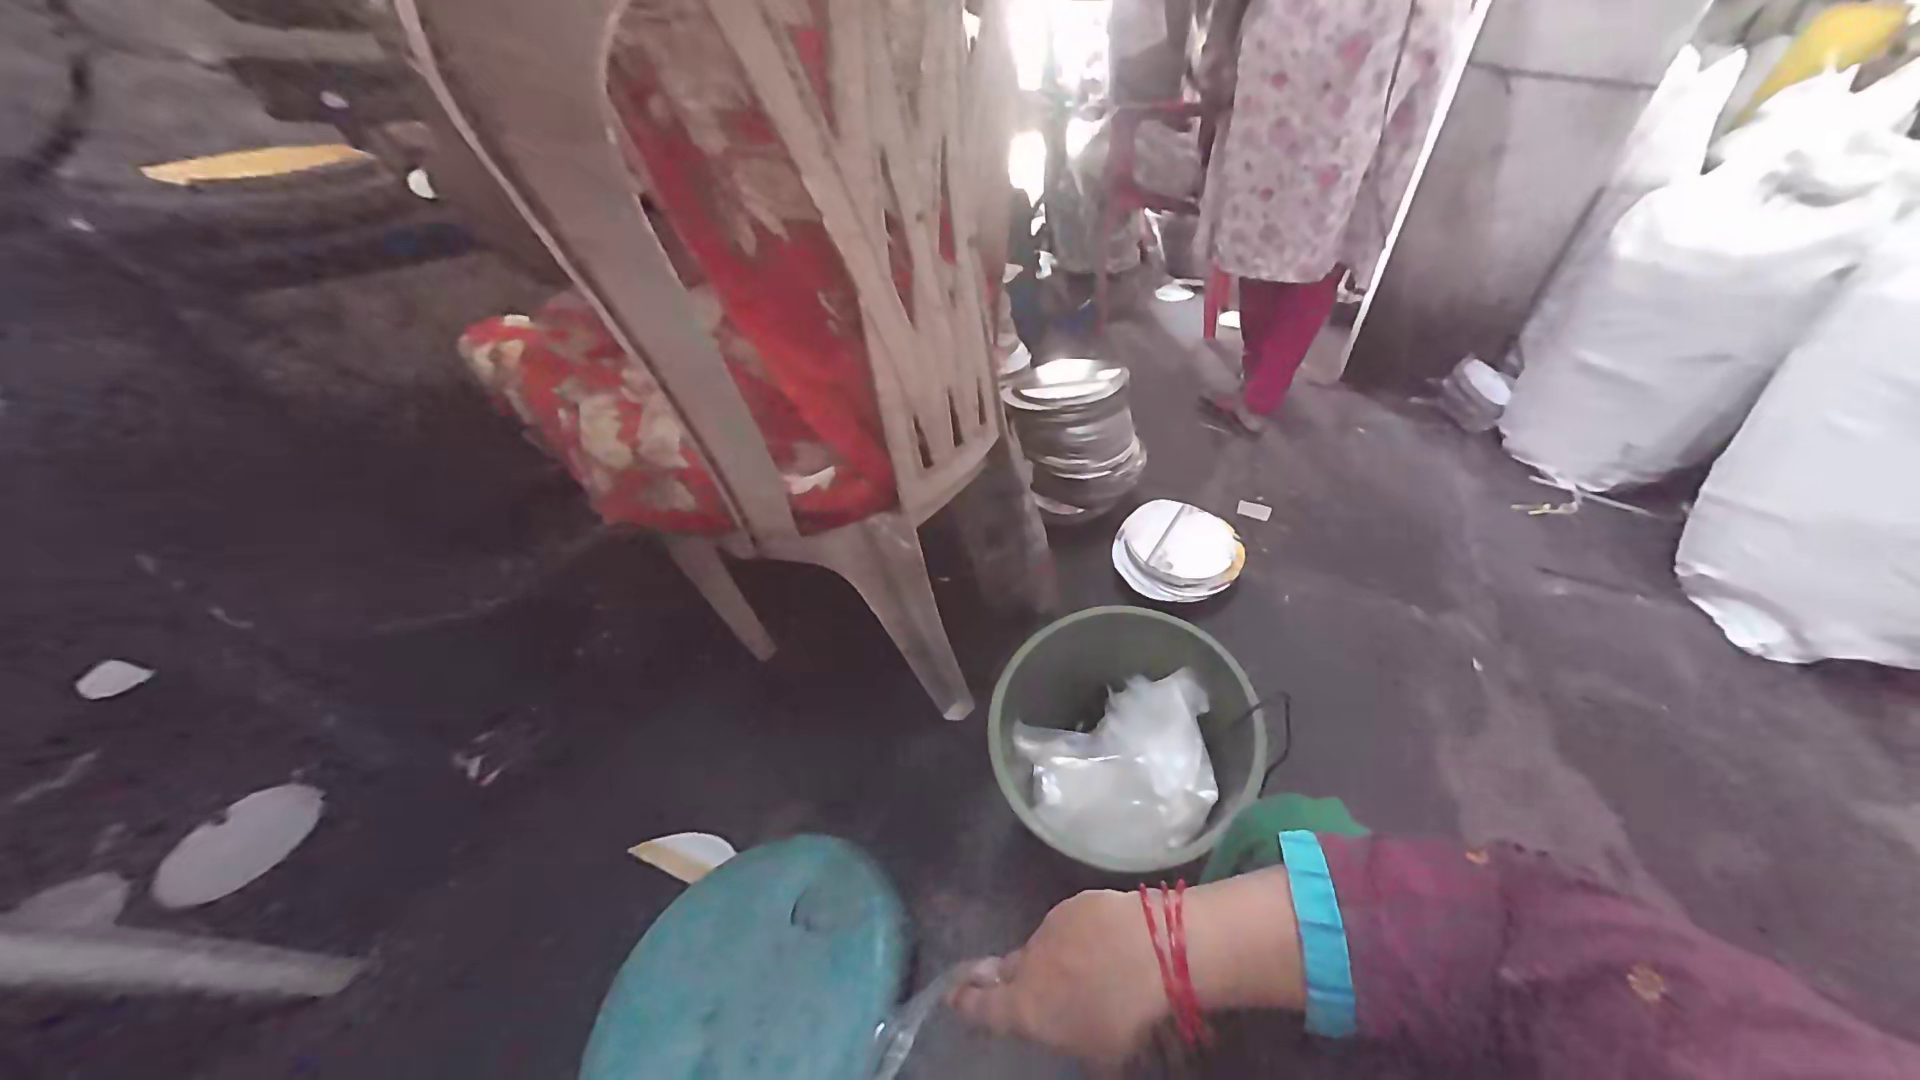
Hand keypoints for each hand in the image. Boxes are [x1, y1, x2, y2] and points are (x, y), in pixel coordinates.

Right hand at [948, 890, 1167, 1065]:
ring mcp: (1052, 925)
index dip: (966, 1002)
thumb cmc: (1128, 1020)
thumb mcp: (1099, 1054)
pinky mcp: (1077, 902)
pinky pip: (1070, 924)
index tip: (954, 996)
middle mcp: (1030, 961)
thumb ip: (1068, 1039)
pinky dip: (1079, 936)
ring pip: (1041, 945)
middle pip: (1007, 970)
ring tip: (1084, 970)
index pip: (981, 1006)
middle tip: (1017, 986)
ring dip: (1053, 958)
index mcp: (1027, 1007)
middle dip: (1007, 978)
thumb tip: (1065, 1031)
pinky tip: (1106, 945)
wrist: (1154, 952)